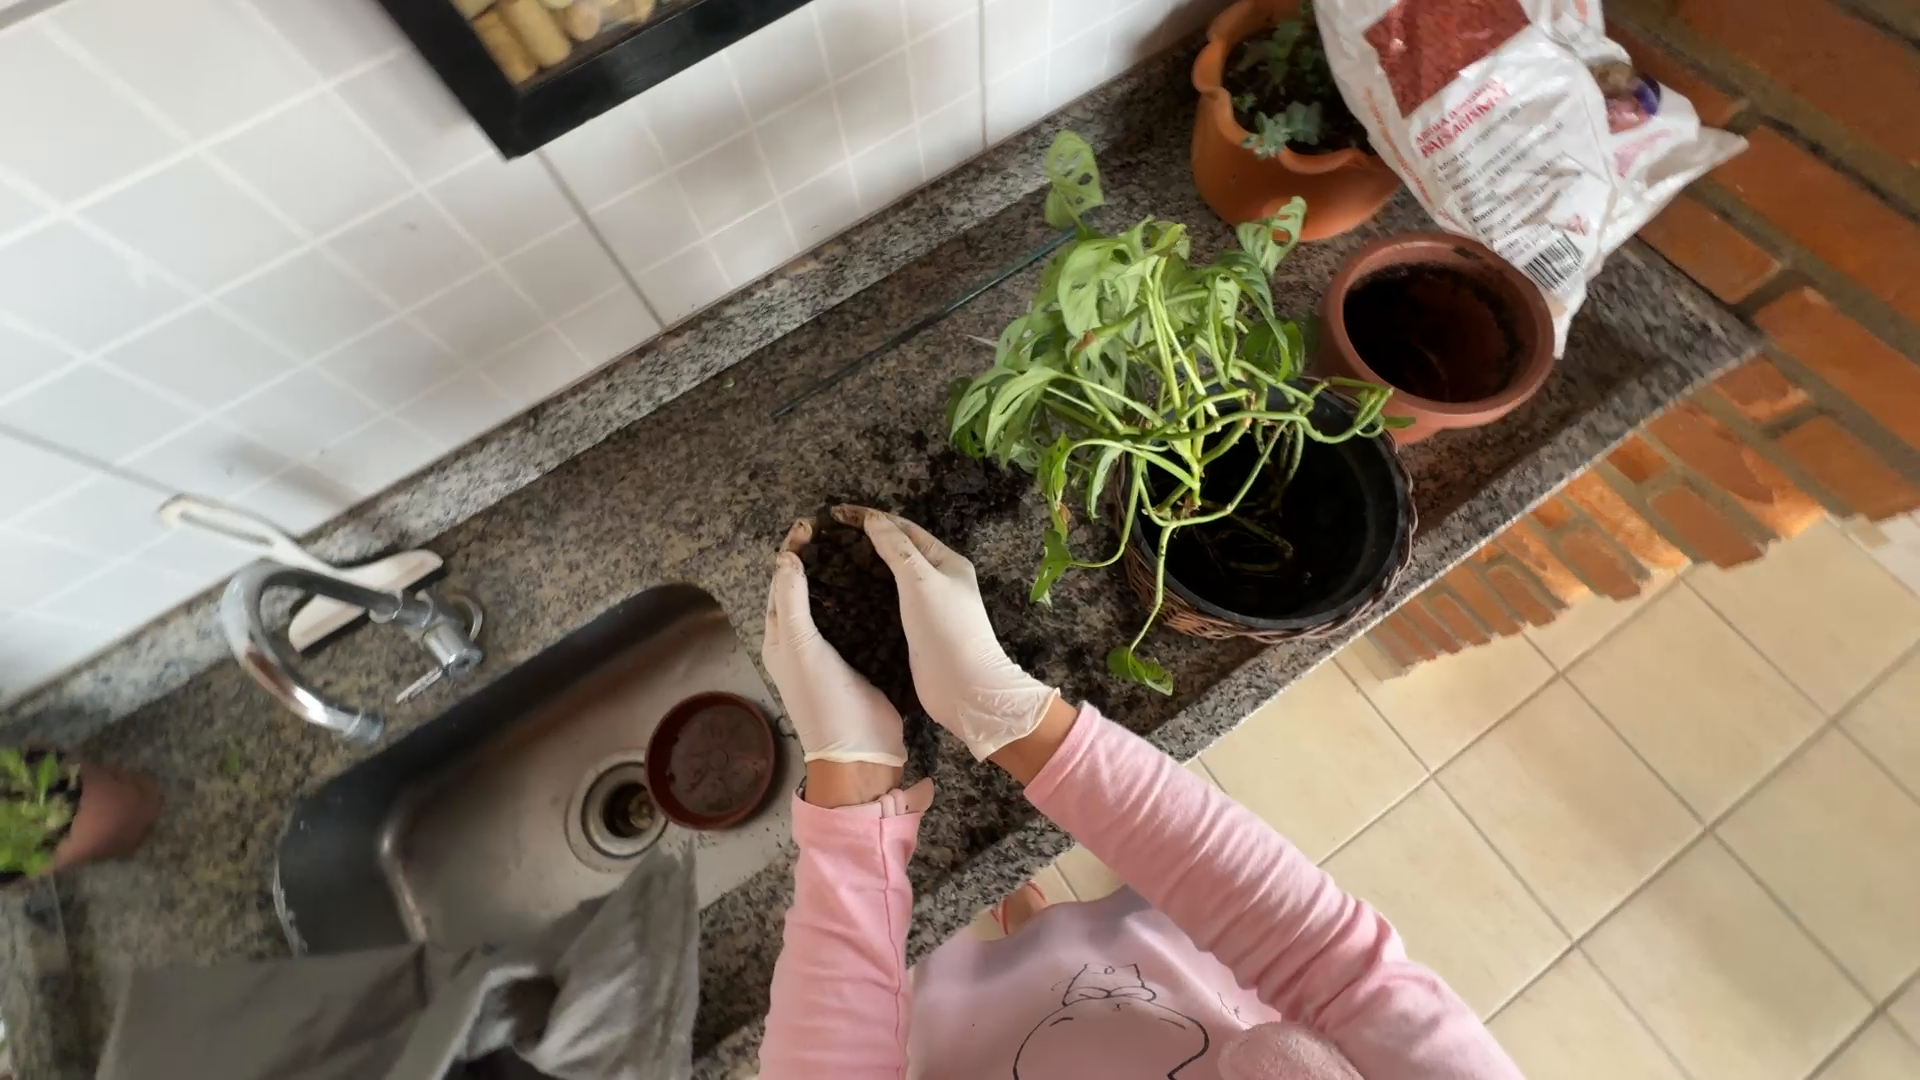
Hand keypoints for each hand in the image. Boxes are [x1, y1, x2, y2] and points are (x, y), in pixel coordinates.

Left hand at [762, 519, 907, 767]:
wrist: (861, 750)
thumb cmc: (824, 698)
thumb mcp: (801, 647)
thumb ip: (794, 601)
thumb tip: (786, 557)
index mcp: (780, 638)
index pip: (780, 583)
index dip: (790, 552)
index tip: (810, 524)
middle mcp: (802, 642)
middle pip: (804, 591)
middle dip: (815, 559)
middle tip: (837, 531)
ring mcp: (831, 651)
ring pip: (832, 604)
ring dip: (839, 578)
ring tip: (857, 549)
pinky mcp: (859, 657)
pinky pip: (857, 620)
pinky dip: (862, 600)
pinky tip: (877, 584)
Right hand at [837, 506, 1058, 760]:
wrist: (964, 687)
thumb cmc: (946, 629)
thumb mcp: (920, 580)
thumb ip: (896, 548)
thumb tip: (873, 519)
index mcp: (947, 562)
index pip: (906, 529)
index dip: (873, 518)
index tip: (838, 514)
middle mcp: (939, 580)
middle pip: (899, 550)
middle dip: (868, 539)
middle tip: (830, 536)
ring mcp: (928, 607)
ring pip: (892, 577)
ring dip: (867, 566)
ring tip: (832, 560)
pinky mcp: (916, 630)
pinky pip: (890, 603)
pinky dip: (869, 593)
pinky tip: (847, 595)